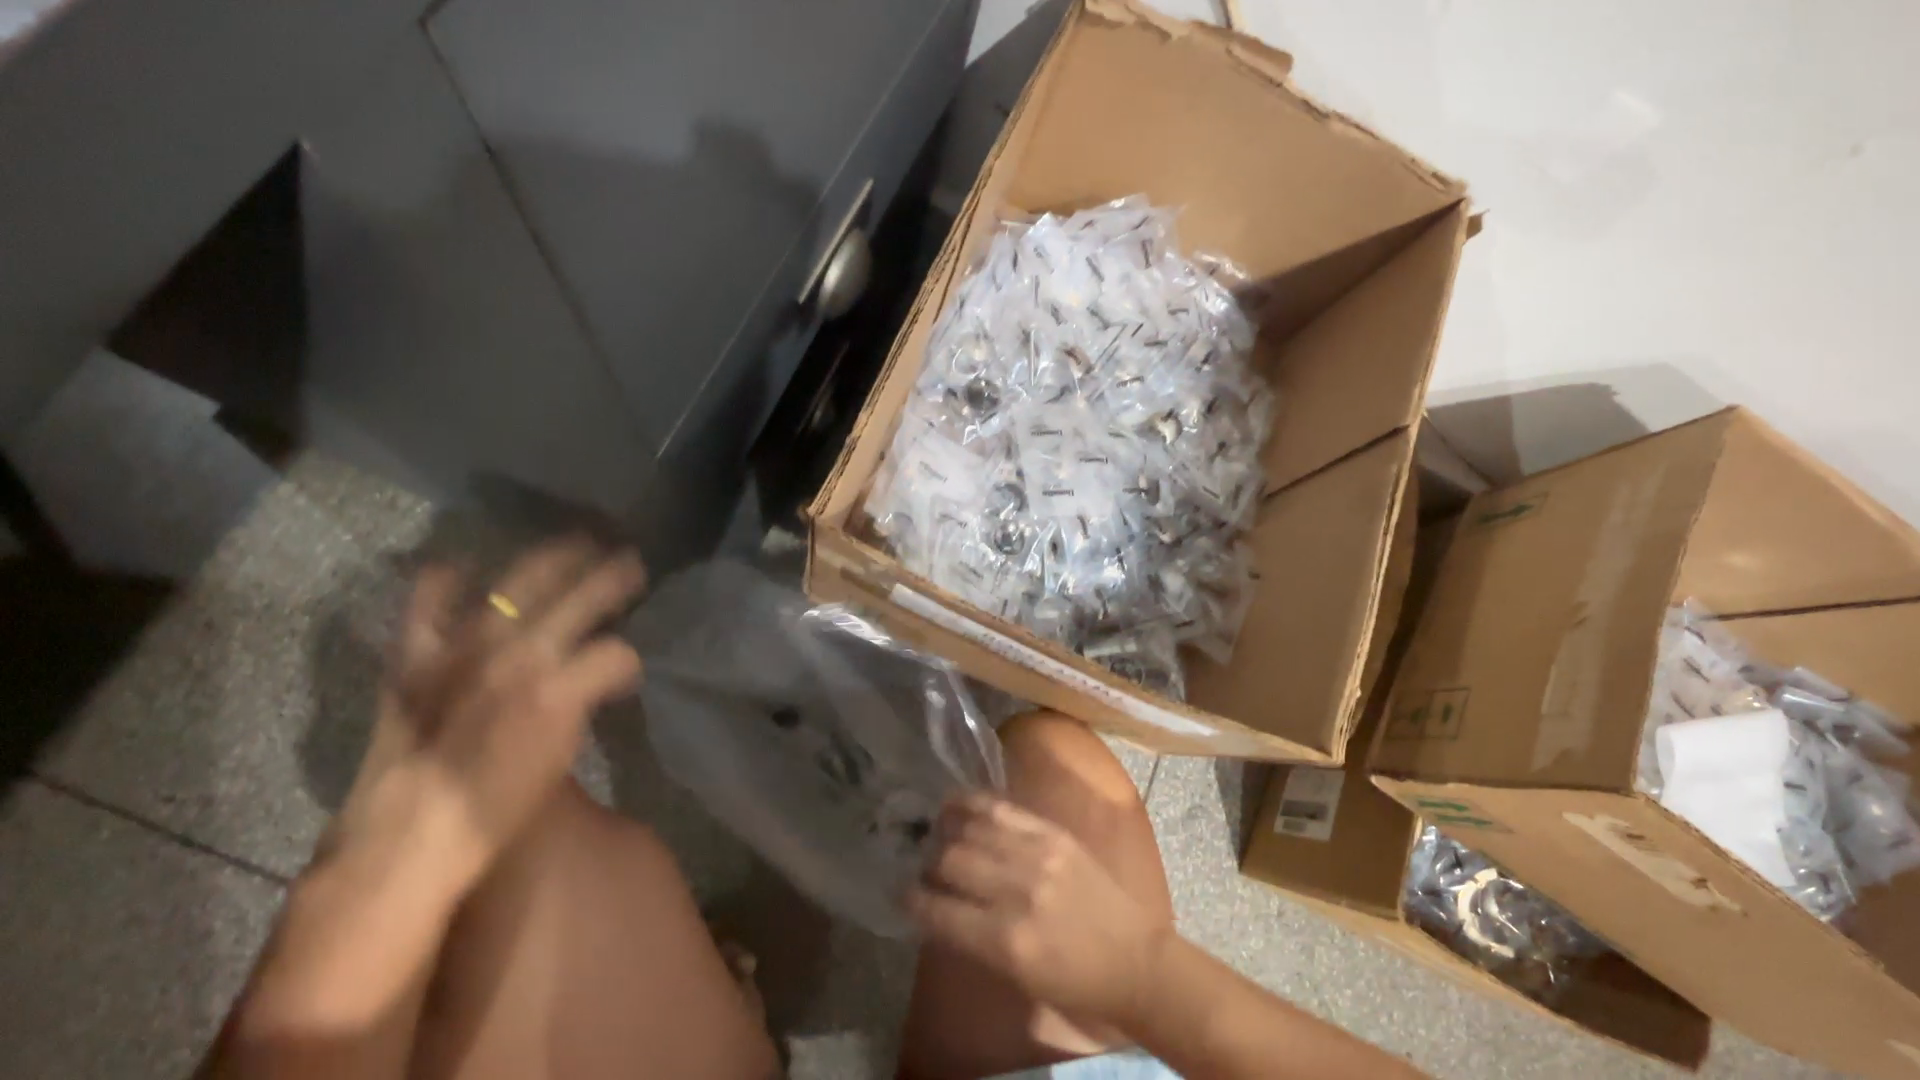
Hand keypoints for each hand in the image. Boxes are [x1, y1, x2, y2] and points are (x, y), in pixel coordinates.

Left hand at [323, 537, 646, 897]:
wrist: (407, 836)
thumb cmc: (494, 811)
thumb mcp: (559, 759)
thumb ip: (585, 701)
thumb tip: (603, 676)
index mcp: (556, 686)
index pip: (615, 651)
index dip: (628, 657)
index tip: (632, 660)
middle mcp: (515, 653)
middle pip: (578, 598)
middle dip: (610, 576)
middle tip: (631, 559)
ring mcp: (463, 646)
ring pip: (519, 584)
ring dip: (553, 560)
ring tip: (576, 544)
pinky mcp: (418, 655)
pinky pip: (430, 602)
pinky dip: (445, 581)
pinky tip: (460, 568)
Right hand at [909, 793, 1170, 1029]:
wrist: (1136, 962)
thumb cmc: (1073, 983)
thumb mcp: (1014, 976)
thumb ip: (971, 938)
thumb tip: (934, 906)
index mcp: (1005, 939)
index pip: (937, 911)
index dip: (910, 899)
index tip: (899, 892)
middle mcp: (1017, 891)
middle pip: (951, 860)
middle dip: (928, 862)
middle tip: (923, 864)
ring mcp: (1039, 856)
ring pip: (973, 828)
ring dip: (946, 829)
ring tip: (936, 830)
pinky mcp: (1055, 834)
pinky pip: (1005, 809)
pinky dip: (974, 803)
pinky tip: (956, 804)